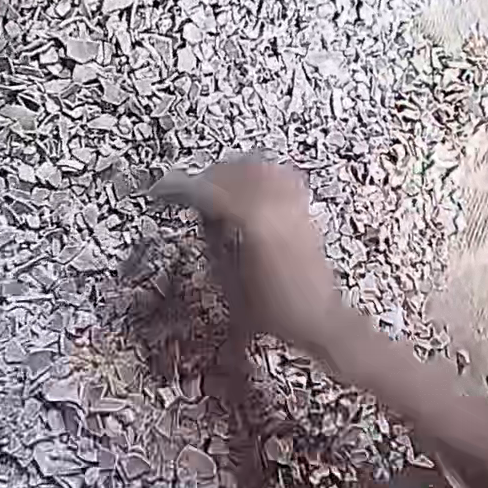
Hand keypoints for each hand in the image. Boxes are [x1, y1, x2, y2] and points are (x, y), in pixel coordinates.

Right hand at [151, 159, 350, 354]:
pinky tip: (253, 185)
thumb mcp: (229, 280)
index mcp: (254, 222)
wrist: (316, 318)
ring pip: (258, 169)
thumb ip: (214, 242)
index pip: (212, 189)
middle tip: (192, 189)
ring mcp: (293, 207)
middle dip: (209, 177)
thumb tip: (204, 217)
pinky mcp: (303, 211)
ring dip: (234, 172)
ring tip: (219, 184)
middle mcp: (276, 208)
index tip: (171, 190)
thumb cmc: (276, 310)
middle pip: (235, 172)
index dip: (186, 188)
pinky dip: (261, 176)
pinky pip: (280, 178)